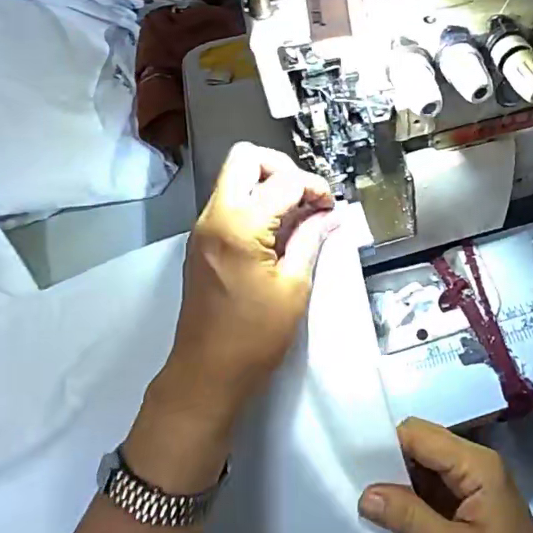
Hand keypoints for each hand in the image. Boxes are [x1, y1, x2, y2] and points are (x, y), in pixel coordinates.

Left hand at [125, 143, 336, 492]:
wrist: (205, 374)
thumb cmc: (254, 337)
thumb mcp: (294, 287)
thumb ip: (311, 240)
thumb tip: (330, 216)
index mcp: (239, 227)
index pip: (283, 181)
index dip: (314, 187)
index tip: (330, 206)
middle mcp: (214, 217)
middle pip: (246, 158)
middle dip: (282, 168)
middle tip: (307, 196)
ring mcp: (203, 228)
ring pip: (235, 177)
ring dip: (268, 184)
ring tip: (298, 214)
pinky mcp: (202, 241)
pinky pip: (229, 201)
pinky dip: (256, 202)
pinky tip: (279, 230)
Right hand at [357, 419, 532, 532]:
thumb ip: (409, 517)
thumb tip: (365, 492)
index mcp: (477, 464)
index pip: (421, 434)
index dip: (386, 443)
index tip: (348, 460)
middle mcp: (475, 463)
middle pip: (422, 445)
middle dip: (388, 461)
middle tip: (349, 481)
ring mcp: (473, 483)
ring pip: (424, 467)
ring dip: (396, 481)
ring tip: (359, 496)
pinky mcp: (468, 503)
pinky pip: (432, 488)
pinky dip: (410, 497)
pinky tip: (385, 513)